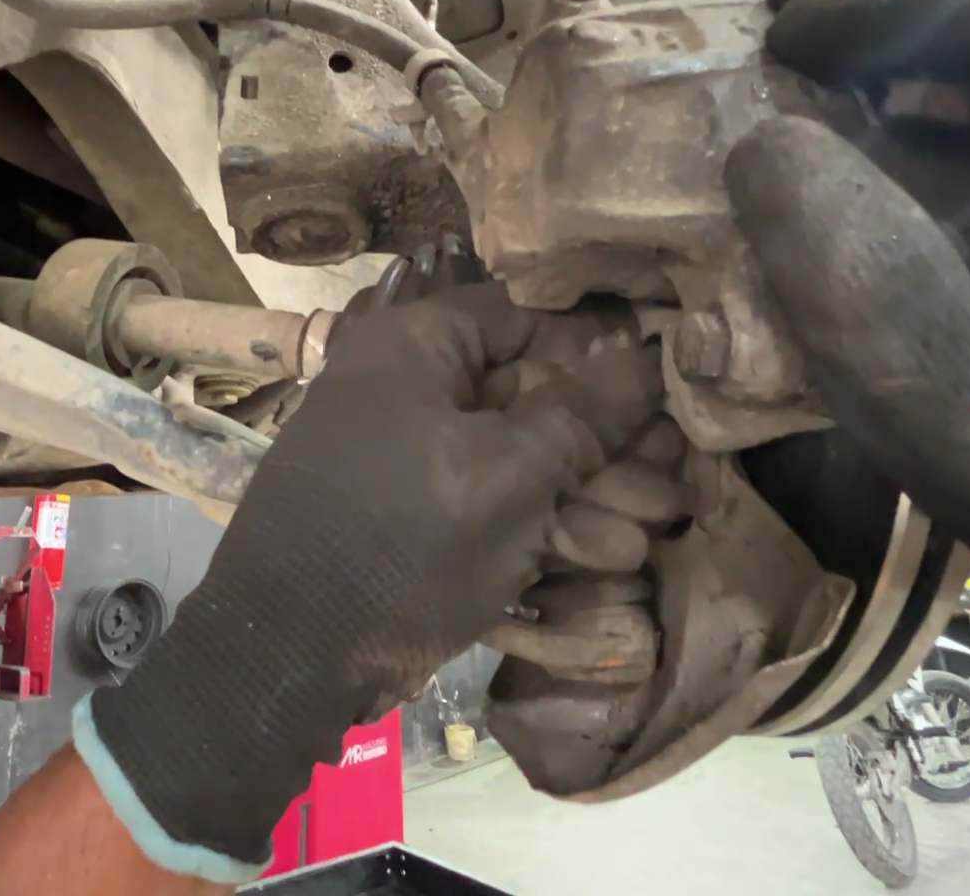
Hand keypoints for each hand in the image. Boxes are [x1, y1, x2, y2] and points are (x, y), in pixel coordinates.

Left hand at [82, 284, 659, 875]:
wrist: (289, 651)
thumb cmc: (402, 538)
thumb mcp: (506, 473)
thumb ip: (579, 414)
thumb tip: (648, 354)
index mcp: (414, 346)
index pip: (521, 318)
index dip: (595, 349)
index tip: (661, 387)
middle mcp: (407, 386)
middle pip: (525, 394)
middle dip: (605, 439)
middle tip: (680, 470)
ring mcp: (407, 454)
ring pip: (512, 455)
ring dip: (587, 489)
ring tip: (664, 517)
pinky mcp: (411, 513)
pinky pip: (484, 500)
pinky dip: (540, 523)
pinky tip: (611, 554)